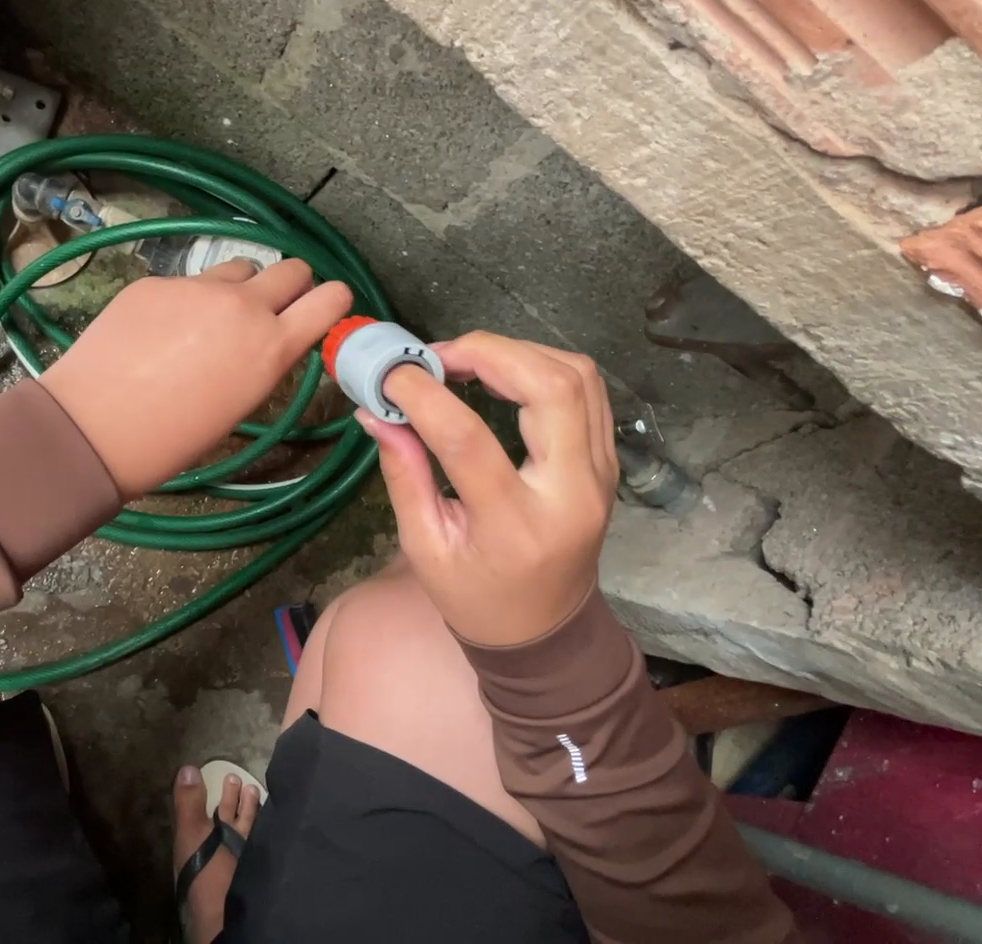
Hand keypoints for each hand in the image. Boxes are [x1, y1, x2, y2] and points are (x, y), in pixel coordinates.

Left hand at [40, 259, 352, 496]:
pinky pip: (188, 281)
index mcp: (271, 346)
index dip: (331, 301)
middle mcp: (242, 306)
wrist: (93, 428)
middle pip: (291, 268)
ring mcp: (196, 286)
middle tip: (267, 313)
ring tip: (208, 322)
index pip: (330, 298)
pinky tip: (158, 332)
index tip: (323, 308)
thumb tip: (269, 337)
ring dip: (237, 289)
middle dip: (289, 286)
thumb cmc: (172, 440)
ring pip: (238, 268)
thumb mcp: (239, 404)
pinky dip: (186, 300)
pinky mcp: (156, 281)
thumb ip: (264, 360)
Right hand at [358, 333, 617, 646]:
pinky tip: (499, 373)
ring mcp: (601, 473)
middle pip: (550, 387)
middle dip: (487, 352)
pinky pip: (586, 390)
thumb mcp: (424, 547)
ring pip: (577, 376)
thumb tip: (374, 411)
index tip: (388, 376)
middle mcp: (572, 491)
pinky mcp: (607, 461)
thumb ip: (403, 474)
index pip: (468, 439)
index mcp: (515, 525)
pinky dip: (540, 366)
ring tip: (462, 361)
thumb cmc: (474, 596)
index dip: (423, 395)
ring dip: (516, 353)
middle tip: (435, 356)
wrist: (546, 630)